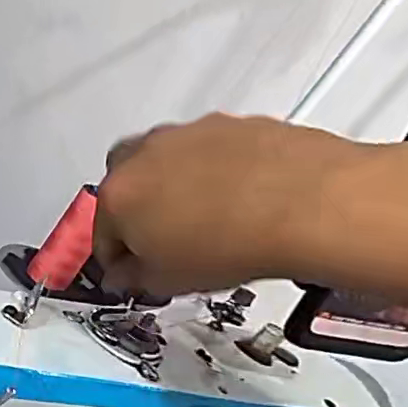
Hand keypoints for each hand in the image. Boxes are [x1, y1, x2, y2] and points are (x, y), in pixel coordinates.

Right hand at [92, 114, 389, 297]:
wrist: (306, 206)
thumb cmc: (232, 241)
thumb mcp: (165, 282)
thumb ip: (132, 277)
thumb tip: (126, 273)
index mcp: (118, 195)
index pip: (101, 235)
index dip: (115, 261)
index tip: (129, 272)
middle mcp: (146, 154)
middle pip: (124, 189)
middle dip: (134, 215)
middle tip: (157, 244)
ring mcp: (188, 134)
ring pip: (163, 166)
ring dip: (170, 192)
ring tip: (200, 227)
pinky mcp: (229, 124)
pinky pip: (204, 154)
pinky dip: (208, 176)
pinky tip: (230, 206)